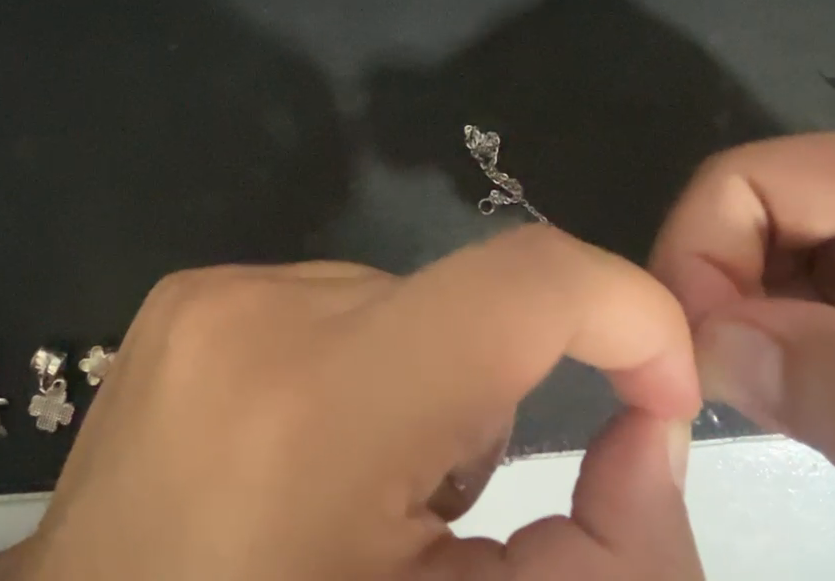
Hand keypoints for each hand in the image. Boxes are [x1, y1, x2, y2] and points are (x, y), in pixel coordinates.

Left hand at [0, 225, 704, 580]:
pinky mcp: (183, 294)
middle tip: (430, 505)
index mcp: (324, 405)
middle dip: (490, 396)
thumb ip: (599, 555)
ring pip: (393, 305)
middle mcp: (258, 313)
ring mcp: (209, 294)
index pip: (525, 280)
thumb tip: (650, 428)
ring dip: (412, 382)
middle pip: (463, 301)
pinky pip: (321, 304)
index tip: (651, 395)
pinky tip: (292, 448)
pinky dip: (347, 367)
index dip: (624, 314)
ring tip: (345, 484)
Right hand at [650, 122, 834, 580]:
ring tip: (813, 429)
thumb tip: (711, 353)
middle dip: (733, 314)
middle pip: (754, 228)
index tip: (694, 365)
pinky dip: (794, 379)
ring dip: (767, 354)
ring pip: (771, 284)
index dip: (700, 256)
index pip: (757, 181)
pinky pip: (806, 331)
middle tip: (746, 413)